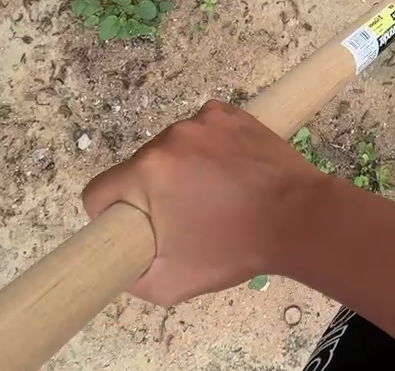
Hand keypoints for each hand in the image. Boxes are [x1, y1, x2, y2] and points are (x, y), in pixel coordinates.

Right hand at [82, 99, 327, 304]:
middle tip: (184, 215)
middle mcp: (172, 135)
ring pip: (173, 148)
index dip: (109, 216)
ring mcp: (206, 119)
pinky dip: (209, 147)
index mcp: (147, 170)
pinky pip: (204, 131)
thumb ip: (129, 272)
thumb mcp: (166, 283)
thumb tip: (125, 256)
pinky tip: (229, 169)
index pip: (99, 191)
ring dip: (182, 168)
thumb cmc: (232, 247)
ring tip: (214, 193)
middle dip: (152, 192)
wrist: (296, 215)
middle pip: (139, 168)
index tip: (135, 230)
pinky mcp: (233, 112)